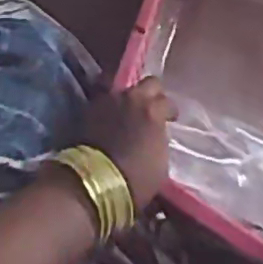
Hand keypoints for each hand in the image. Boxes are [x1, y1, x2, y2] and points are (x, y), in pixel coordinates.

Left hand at [85, 77, 175, 208]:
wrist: (95, 180)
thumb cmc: (135, 180)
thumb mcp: (160, 163)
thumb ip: (160, 138)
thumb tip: (156, 132)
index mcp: (153, 111)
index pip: (167, 102)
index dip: (169, 111)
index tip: (170, 119)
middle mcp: (133, 97)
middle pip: (149, 83)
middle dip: (153, 93)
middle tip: (152, 107)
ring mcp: (111, 98)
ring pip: (126, 89)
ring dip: (131, 98)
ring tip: (130, 112)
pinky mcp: (92, 105)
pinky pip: (107, 98)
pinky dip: (112, 105)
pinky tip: (112, 117)